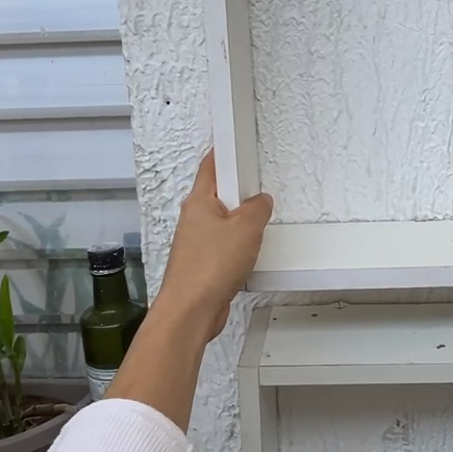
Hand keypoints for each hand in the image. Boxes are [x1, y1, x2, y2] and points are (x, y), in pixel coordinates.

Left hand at [150, 151, 272, 341]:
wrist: (192, 310)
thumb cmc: (208, 269)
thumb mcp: (247, 227)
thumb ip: (257, 208)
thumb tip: (261, 202)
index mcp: (199, 201)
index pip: (211, 165)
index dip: (223, 151)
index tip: (231, 141)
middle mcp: (194, 219)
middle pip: (220, 195)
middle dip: (241, 195)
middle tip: (256, 196)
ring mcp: (196, 242)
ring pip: (223, 223)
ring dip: (241, 227)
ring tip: (254, 234)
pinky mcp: (203, 264)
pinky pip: (224, 247)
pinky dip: (237, 249)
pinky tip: (247, 258)